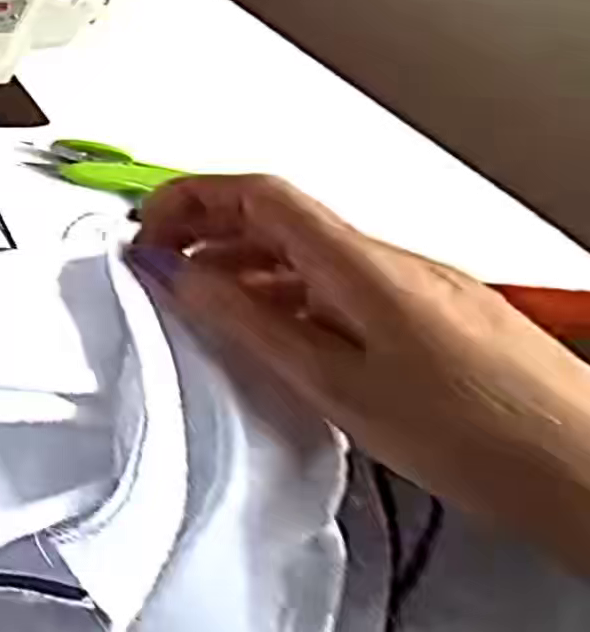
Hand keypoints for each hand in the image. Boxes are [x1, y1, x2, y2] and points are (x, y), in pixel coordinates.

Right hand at [134, 174, 589, 571]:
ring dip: (237, 258)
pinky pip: (334, 276)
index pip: (257, 193)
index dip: (189, 197)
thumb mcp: (329, 379)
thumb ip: (241, 317)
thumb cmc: (488, 442)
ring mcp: (417, 284)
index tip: (148, 224)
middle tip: (159, 257)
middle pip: (275, 214)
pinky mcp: (432, 312)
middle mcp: (391, 261)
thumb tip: (178, 275)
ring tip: (200, 293)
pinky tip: (266, 320)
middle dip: (202, 226)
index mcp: (360, 265)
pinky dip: (279, 283)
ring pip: (302, 246)